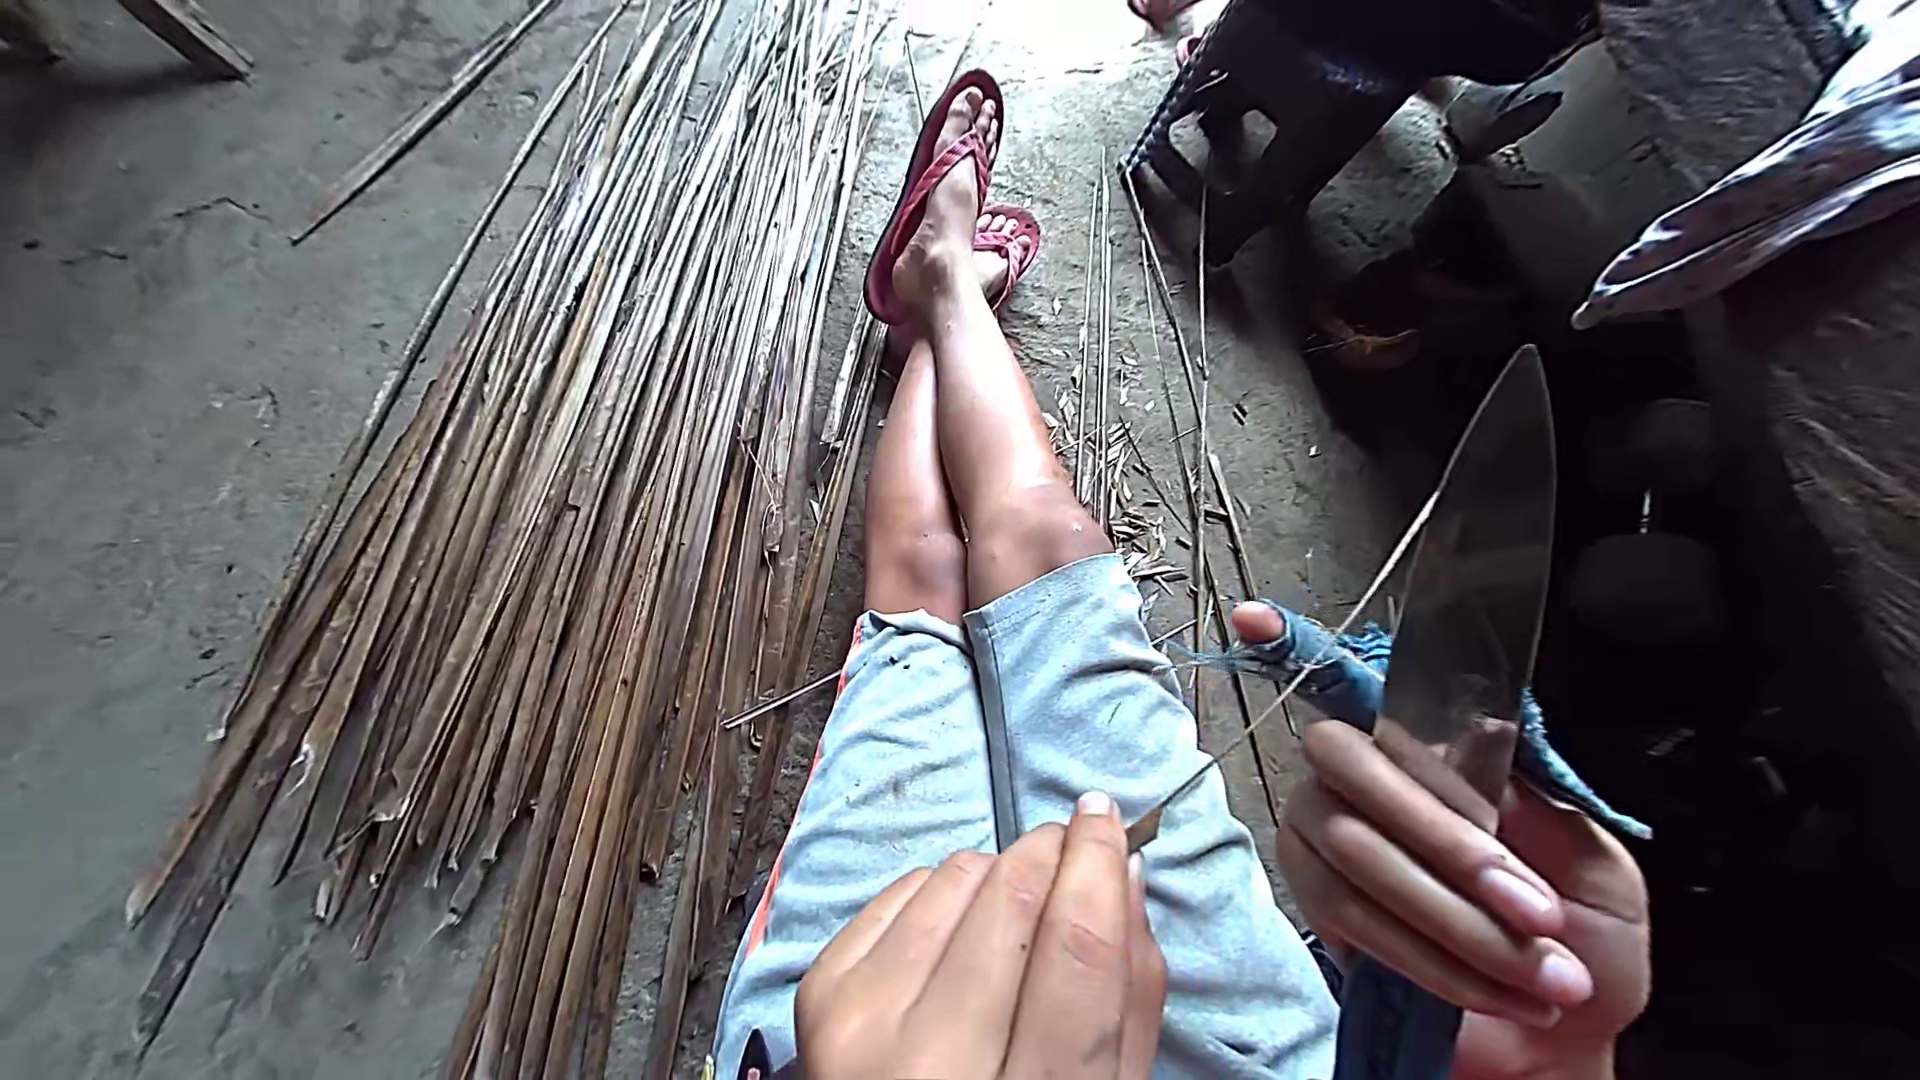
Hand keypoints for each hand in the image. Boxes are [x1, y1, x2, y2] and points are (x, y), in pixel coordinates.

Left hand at [795, 791, 1168, 1078]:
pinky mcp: (822, 990)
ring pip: (956, 876)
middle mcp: (930, 1063)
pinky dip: (942, 889)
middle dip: (1048, 850)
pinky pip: (904, 886)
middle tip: (1065, 845)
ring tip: (1006, 915)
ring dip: (996, 874)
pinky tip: (953, 931)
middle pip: (1011, 899)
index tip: (1102, 813)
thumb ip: (1128, 989)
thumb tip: (1121, 866)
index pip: (1074, 950)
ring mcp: (863, 1023)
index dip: (1095, 864)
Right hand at [1234, 604, 1649, 1079]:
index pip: (1343, 683)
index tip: (1250, 617)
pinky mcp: (1303, 884)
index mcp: (1414, 749)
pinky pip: (1345, 907)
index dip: (1287, 644)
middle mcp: (1348, 773)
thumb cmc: (1572, 938)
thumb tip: (1476, 728)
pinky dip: (1424, 954)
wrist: (1551, 1036)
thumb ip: (1533, 795)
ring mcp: (1315, 824)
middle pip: (1348, 761)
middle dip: (1441, 838)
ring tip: (1539, 975)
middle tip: (1532, 910)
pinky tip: (1485, 988)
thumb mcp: (1588, 863)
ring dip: (1453, 917)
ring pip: (1353, 844)